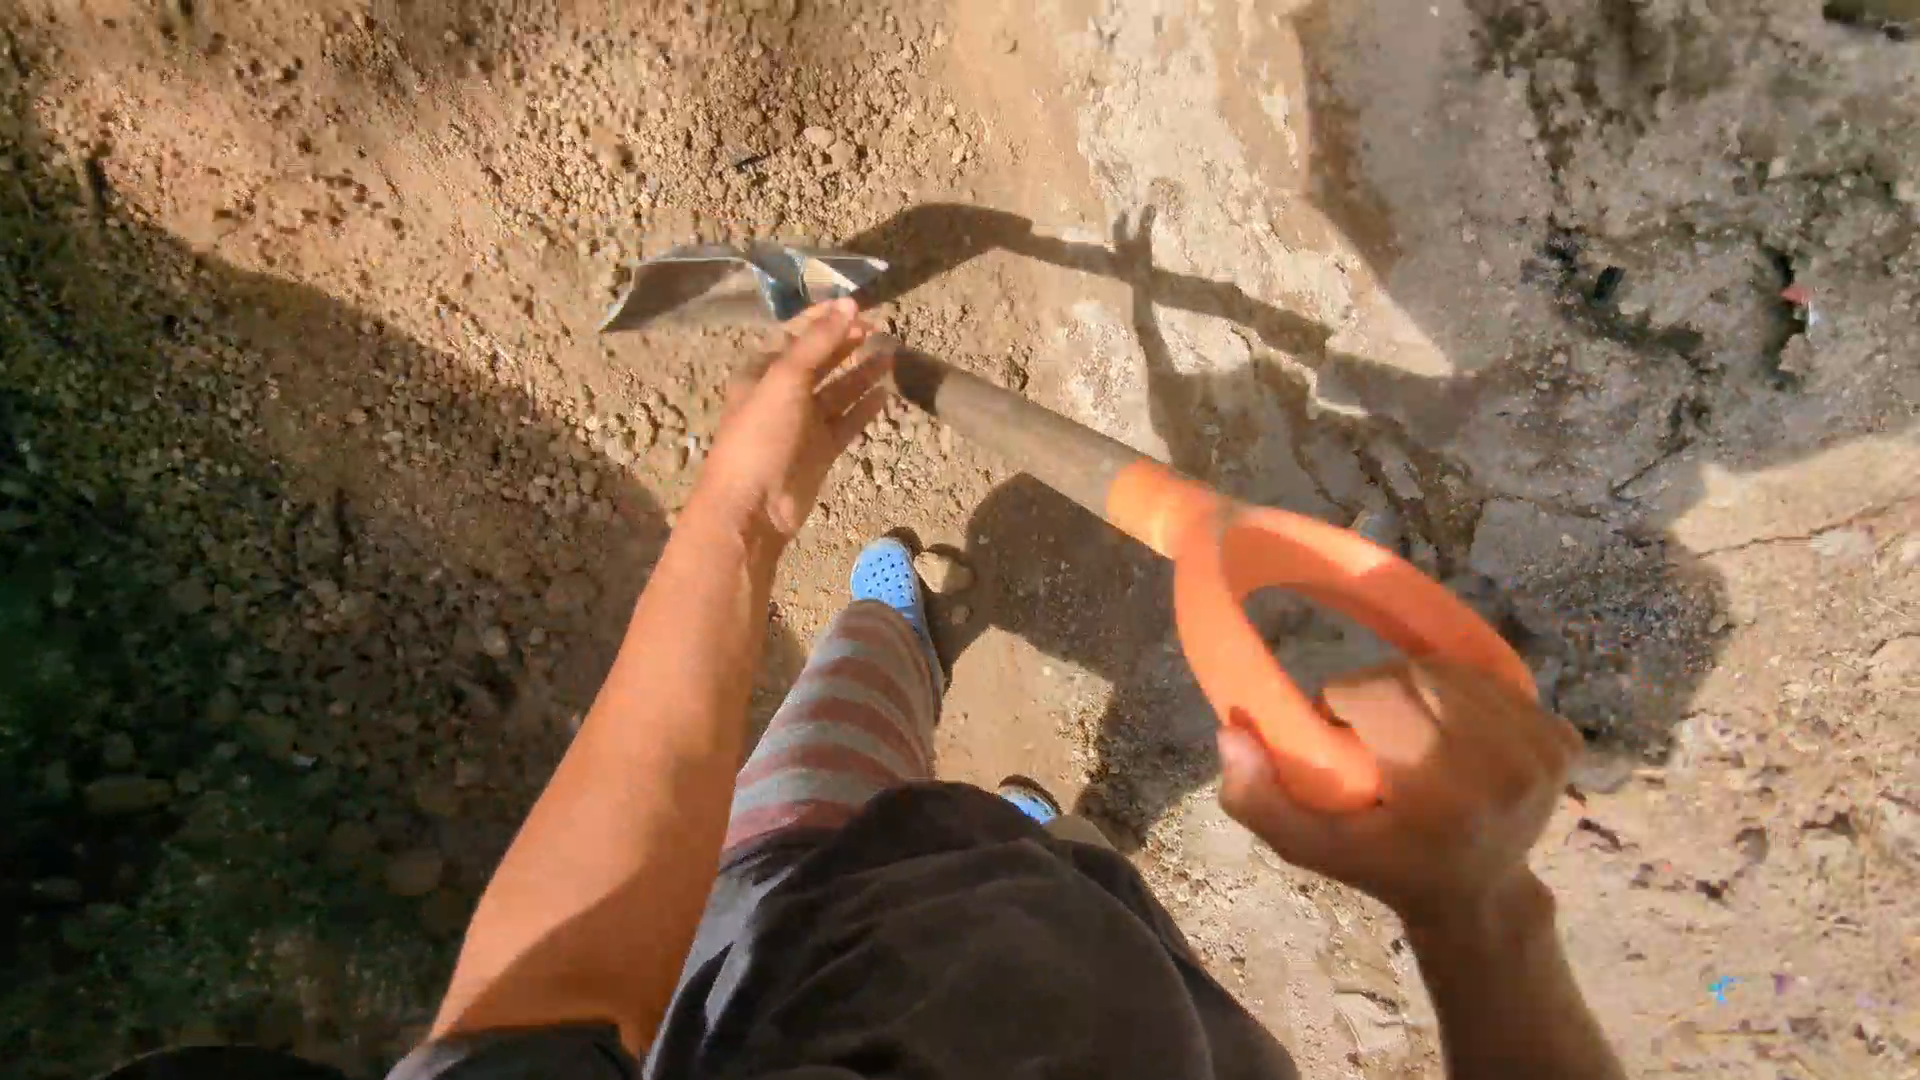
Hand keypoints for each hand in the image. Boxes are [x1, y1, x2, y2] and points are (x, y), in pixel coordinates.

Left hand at [687, 298, 889, 554]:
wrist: (754, 505)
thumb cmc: (762, 435)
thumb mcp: (786, 379)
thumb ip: (819, 341)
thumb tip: (850, 305)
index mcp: (762, 371)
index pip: (796, 334)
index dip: (824, 318)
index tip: (857, 305)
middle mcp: (782, 393)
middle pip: (820, 360)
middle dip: (847, 343)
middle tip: (881, 328)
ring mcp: (803, 424)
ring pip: (838, 391)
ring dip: (862, 373)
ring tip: (891, 355)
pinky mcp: (821, 450)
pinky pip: (847, 422)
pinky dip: (865, 407)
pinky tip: (886, 393)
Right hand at [1217, 660, 1582, 931]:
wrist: (1476, 895)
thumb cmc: (1381, 865)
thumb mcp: (1305, 845)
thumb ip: (1256, 797)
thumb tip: (1229, 732)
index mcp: (1444, 790)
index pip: (1379, 691)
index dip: (1344, 702)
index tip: (1339, 734)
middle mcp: (1506, 764)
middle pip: (1414, 674)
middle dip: (1376, 691)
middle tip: (1365, 729)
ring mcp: (1543, 750)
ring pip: (1449, 669)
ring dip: (1413, 685)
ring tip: (1402, 726)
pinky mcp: (1564, 739)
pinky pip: (1488, 679)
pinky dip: (1456, 690)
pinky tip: (1447, 727)